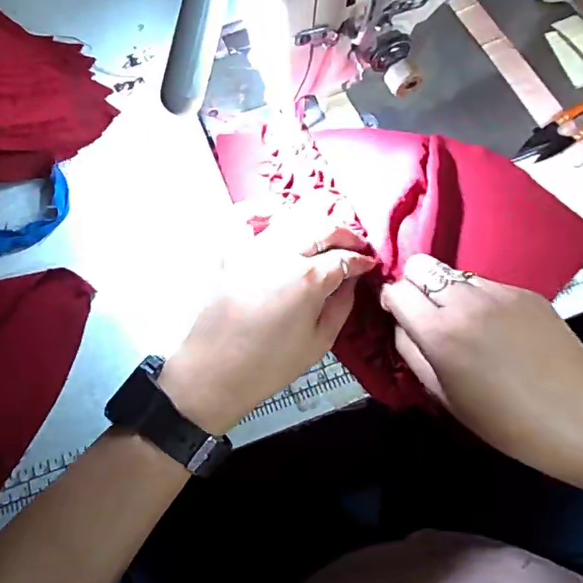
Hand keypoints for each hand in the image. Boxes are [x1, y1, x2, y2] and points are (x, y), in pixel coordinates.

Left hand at [158, 215, 375, 434]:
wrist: (213, 372)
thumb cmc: (270, 365)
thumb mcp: (319, 341)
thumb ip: (341, 305)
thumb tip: (350, 281)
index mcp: (309, 277)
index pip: (345, 257)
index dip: (362, 260)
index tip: (370, 264)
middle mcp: (283, 253)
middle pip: (322, 228)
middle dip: (345, 233)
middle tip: (356, 245)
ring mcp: (254, 249)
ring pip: (292, 218)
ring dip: (315, 221)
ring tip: (325, 233)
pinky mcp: (231, 253)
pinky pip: (247, 219)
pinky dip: (263, 210)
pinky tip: (274, 212)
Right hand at [380, 254, 582, 503]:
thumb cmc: (508, 424)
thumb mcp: (447, 398)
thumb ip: (414, 355)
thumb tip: (402, 326)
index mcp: (442, 332)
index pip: (397, 290)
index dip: (393, 304)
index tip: (400, 320)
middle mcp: (467, 300)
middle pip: (422, 266)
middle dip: (415, 286)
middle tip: (426, 317)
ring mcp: (501, 291)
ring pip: (455, 273)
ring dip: (448, 292)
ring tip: (465, 326)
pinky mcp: (527, 293)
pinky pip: (487, 285)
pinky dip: (478, 299)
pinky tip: (497, 330)